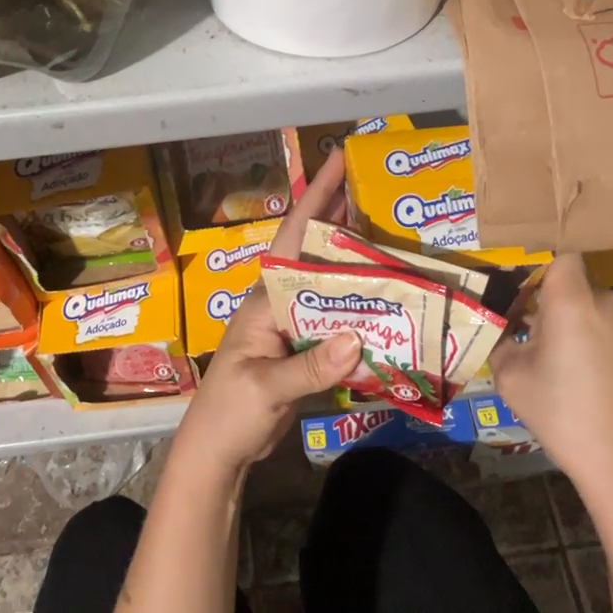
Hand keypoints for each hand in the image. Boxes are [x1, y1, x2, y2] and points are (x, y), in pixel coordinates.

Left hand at [173, 151, 361, 473]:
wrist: (218, 450)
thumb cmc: (231, 412)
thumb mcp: (266, 388)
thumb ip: (309, 367)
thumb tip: (357, 339)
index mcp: (266, 299)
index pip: (293, 238)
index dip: (316, 198)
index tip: (338, 161)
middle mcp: (281, 302)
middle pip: (316, 252)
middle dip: (343, 217)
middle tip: (380, 188)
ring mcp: (293, 325)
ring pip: (330, 283)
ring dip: (357, 260)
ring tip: (394, 233)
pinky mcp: (305, 349)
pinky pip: (337, 317)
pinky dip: (360, 305)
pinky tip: (387, 299)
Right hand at [489, 252, 612, 497]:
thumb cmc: (560, 412)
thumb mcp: (511, 376)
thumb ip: (501, 341)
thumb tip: (501, 330)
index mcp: (572, 299)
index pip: (560, 250)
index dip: (537, 255)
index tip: (513, 271)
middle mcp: (604, 302)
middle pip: (570, 278)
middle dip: (543, 291)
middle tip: (516, 313)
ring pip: (585, 303)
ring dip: (563, 315)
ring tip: (538, 344)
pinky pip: (600, 324)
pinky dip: (581, 333)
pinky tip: (564, 365)